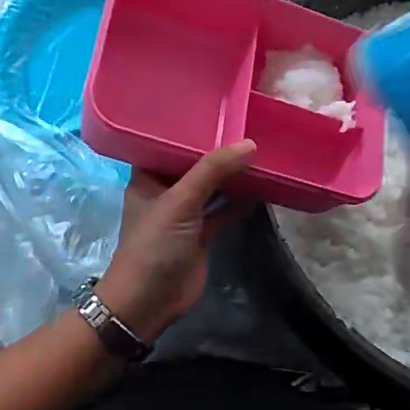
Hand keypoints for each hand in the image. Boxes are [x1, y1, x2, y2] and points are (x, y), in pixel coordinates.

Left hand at [96, 141, 254, 339]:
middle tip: (248, 126)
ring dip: (231, 176)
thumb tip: (250, 144)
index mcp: (148, 177)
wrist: (150, 299)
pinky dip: (238, 201)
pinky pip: (222, 210)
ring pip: (210, 188)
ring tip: (260, 152)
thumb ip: (213, 171)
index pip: (167, 144)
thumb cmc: (155, 244)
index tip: (219, 110)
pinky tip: (261, 187)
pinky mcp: (200, 234)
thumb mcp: (181, 201)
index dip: (190, 129)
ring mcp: (184, 214)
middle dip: (217, 152)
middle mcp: (165, 192)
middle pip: (193, 165)